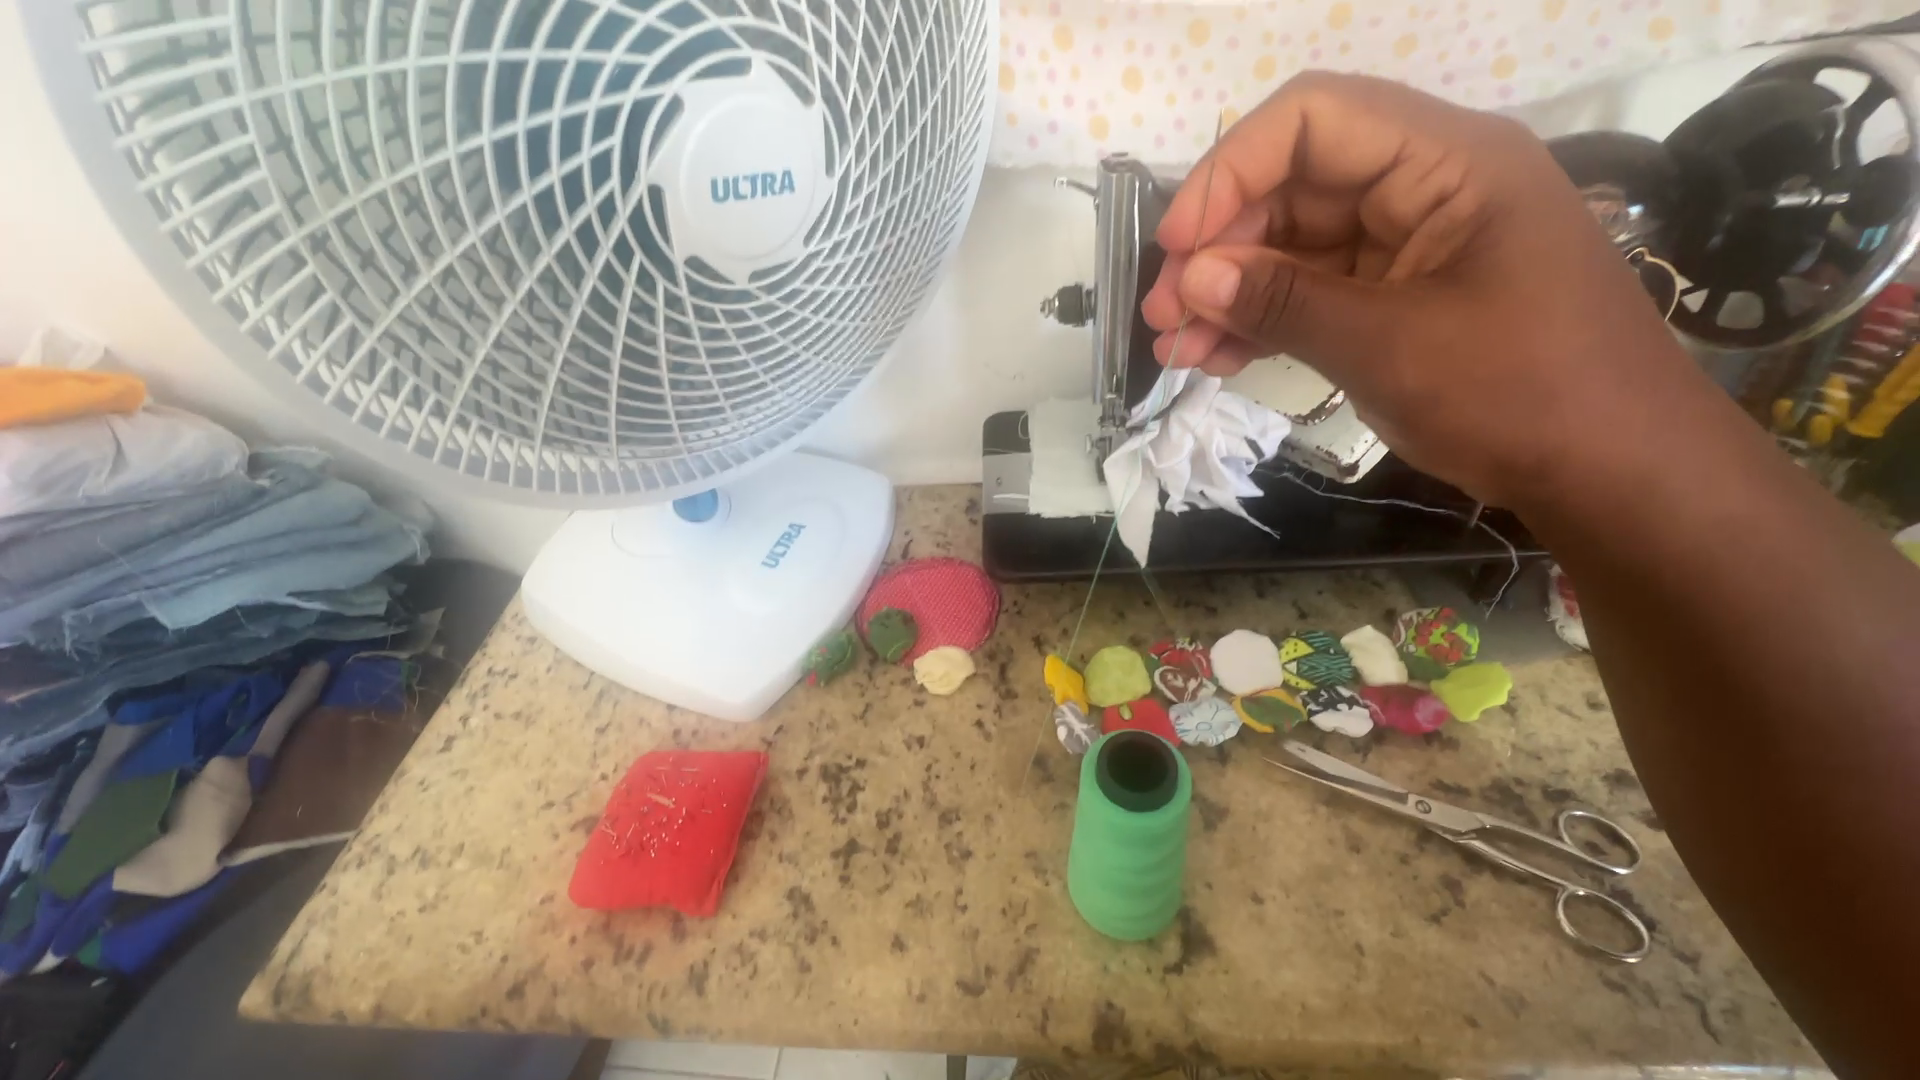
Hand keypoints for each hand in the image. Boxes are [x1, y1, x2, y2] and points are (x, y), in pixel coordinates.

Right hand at [1140, 72, 1730, 508]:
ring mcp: (1409, 246)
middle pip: (1292, 185)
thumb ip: (1284, 302)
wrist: (1612, 472)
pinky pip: (1314, 292)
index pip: (1313, 120)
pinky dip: (1263, 321)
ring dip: (1229, 292)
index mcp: (1446, 162)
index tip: (1175, 245)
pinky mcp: (1397, 298)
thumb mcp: (1389, 346)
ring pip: (1293, 245)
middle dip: (1218, 247)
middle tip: (1162, 315)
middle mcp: (1424, 187)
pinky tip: (1219, 359)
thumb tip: (1189, 276)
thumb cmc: (1522, 394)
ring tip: (1177, 348)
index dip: (1230, 171)